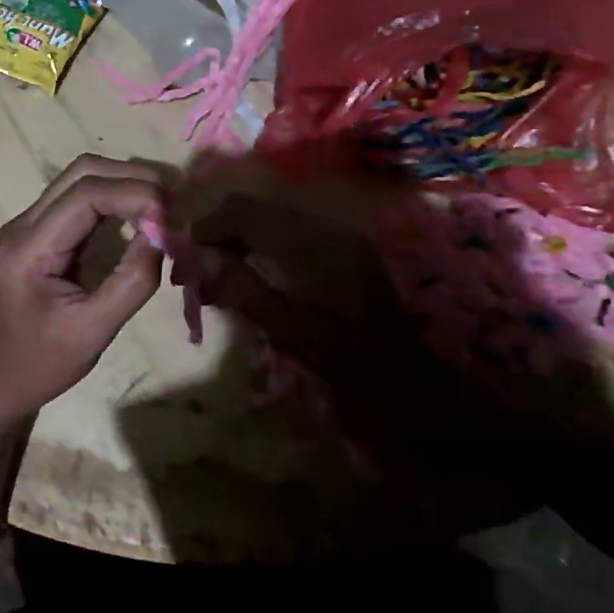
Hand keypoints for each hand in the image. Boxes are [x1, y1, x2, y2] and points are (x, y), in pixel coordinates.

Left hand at [0, 156, 167, 426]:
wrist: (5, 377)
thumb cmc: (46, 361)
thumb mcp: (95, 330)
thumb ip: (132, 280)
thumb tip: (162, 233)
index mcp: (29, 248)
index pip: (84, 194)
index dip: (133, 193)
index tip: (170, 218)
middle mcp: (25, 224)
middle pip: (83, 171)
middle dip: (133, 179)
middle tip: (171, 209)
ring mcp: (30, 223)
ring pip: (83, 177)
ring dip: (126, 185)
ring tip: (161, 212)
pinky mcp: (43, 230)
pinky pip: (82, 197)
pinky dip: (116, 199)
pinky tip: (139, 218)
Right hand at [195, 197, 601, 469]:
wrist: (430, 401)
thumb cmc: (367, 379)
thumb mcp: (305, 342)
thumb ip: (251, 296)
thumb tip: (202, 262)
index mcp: (321, 248)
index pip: (248, 213)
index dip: (208, 229)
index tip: (183, 263)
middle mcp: (329, 231)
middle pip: (256, 211)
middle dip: (218, 237)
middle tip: (194, 279)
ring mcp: (337, 242)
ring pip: (268, 223)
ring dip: (236, 245)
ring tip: (214, 283)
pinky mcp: (340, 256)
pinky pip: (284, 239)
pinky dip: (256, 253)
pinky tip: (247, 284)